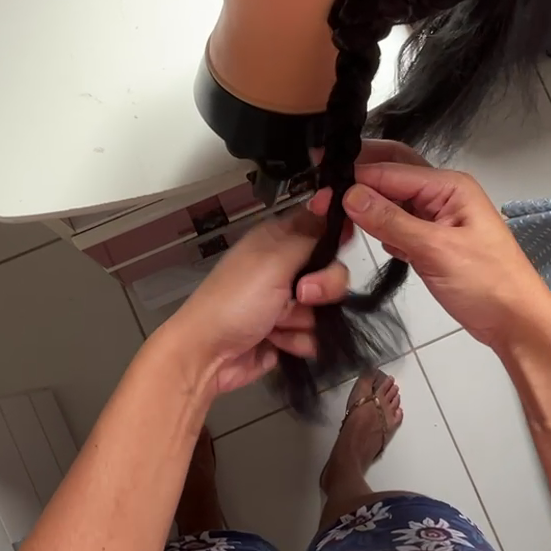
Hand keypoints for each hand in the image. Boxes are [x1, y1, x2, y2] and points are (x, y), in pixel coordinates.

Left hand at [154, 209, 350, 393]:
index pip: (321, 226)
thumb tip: (329, 195)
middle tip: (302, 295)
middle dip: (324, 288)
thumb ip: (309, 233)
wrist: (207, 356)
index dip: (336, 235)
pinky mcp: (288, 333)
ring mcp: (286, 304)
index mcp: (277, 242)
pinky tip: (278, 342)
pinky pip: (315, 335)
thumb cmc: (234, 302)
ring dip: (306, 320)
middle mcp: (285, 270)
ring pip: (326, 308)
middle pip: (332, 271)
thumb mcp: (274, 260)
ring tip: (278, 324)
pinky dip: (299, 341)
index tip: (343, 245)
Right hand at [311, 141, 550, 349]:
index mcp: (449, 186)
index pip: (391, 171)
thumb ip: (391, 221)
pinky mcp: (431, 242)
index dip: (354, 179)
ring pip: (392, 201)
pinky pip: (398, 225)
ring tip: (331, 212)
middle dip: (358, 180)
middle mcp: (442, 195)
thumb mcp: (435, 249)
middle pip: (392, 175)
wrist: (515, 322)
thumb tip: (350, 195)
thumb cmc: (487, 283)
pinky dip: (379, 228)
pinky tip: (360, 234)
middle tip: (320, 188)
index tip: (320, 191)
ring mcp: (437, 219)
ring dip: (365, 205)